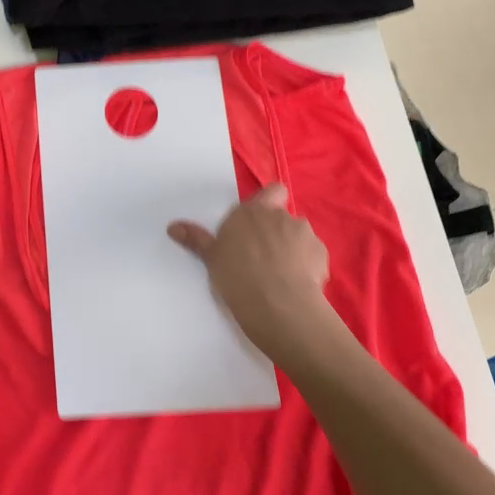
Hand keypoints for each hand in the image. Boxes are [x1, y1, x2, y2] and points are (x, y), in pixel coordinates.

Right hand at [168, 183, 339, 362]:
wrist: (277, 304)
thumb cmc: (238, 276)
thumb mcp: (212, 258)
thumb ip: (197, 239)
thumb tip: (172, 226)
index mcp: (252, 212)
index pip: (272, 191)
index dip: (270, 203)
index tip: (259, 224)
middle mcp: (280, 216)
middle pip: (283, 218)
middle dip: (277, 233)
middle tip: (264, 258)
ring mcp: (304, 234)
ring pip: (300, 237)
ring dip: (294, 249)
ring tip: (282, 275)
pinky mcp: (322, 254)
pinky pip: (314, 257)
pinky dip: (308, 267)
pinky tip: (297, 285)